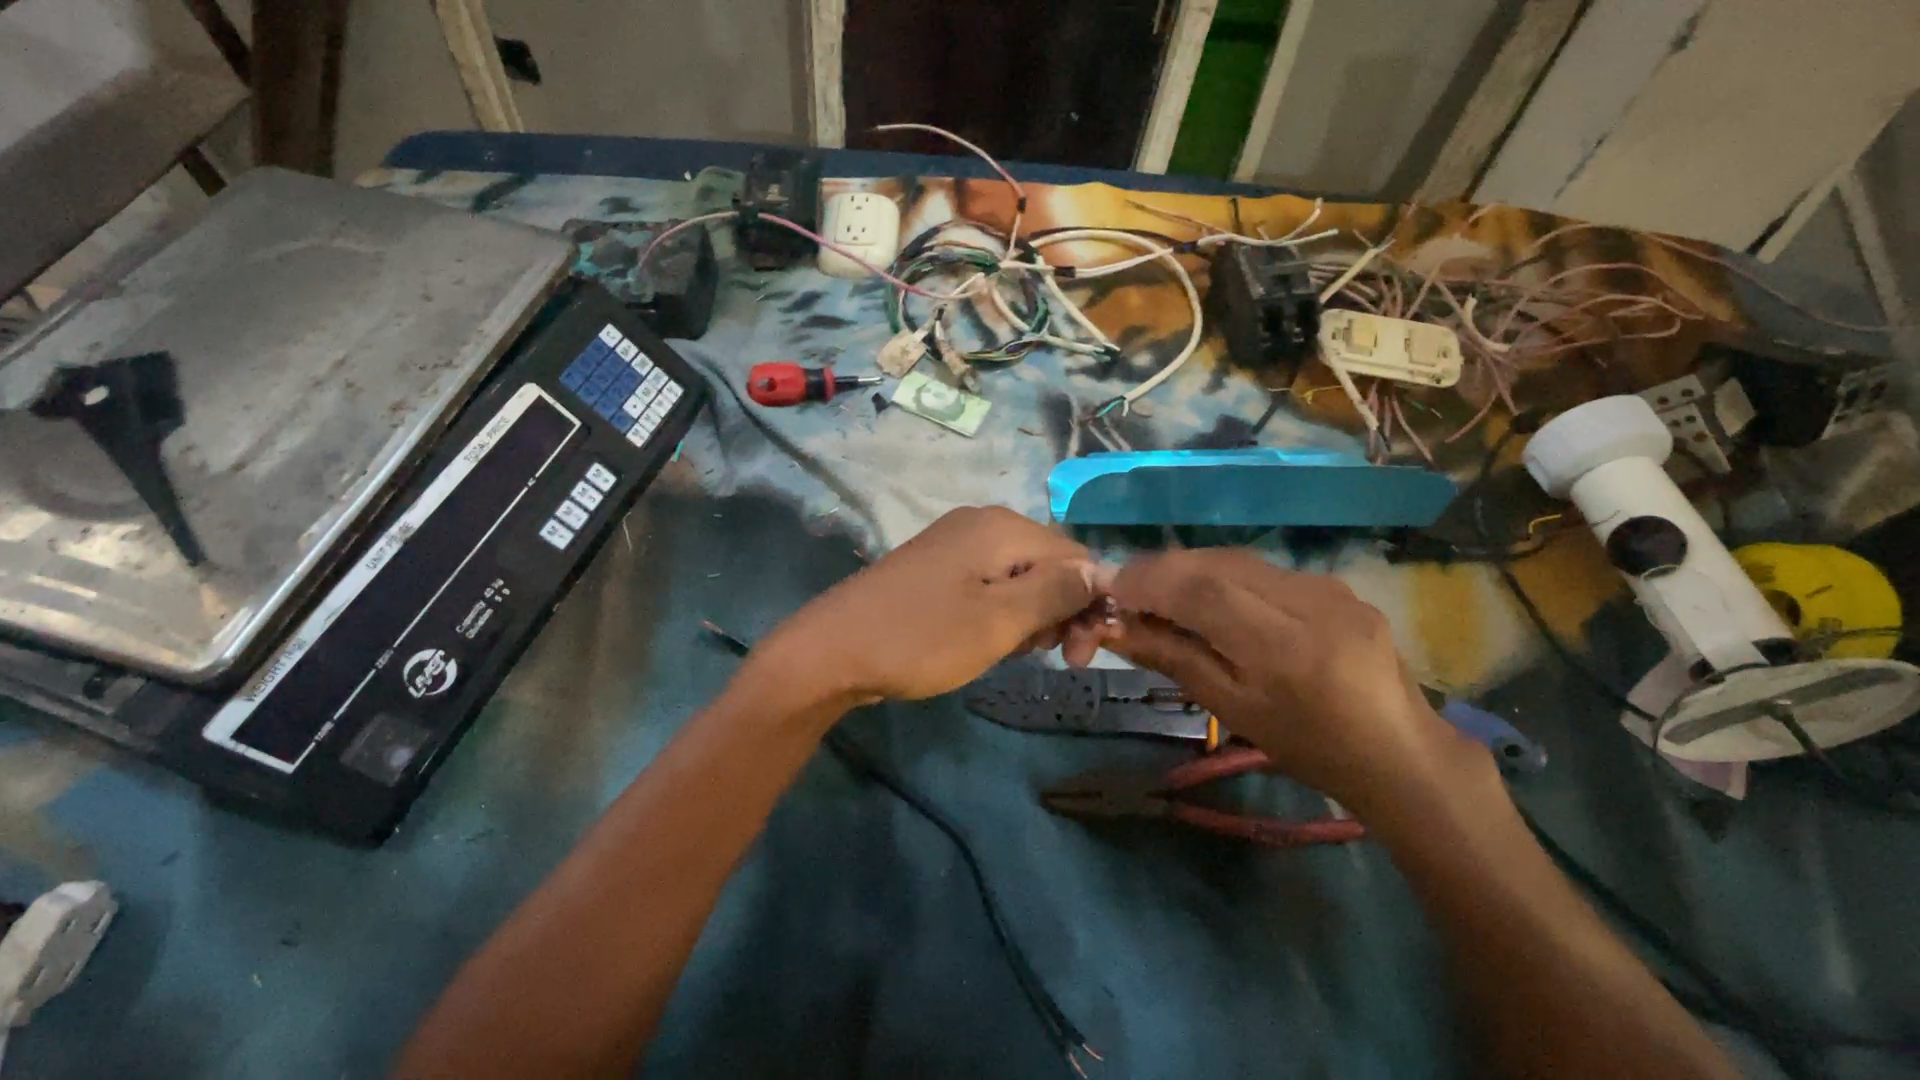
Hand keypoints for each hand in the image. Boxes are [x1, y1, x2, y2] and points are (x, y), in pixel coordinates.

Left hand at [755, 506, 1102, 705]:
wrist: (832, 652)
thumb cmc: (922, 639)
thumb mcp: (999, 622)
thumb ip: (1056, 592)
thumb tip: (1101, 570)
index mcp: (1002, 528)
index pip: (1075, 557)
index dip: (1089, 604)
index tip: (1078, 657)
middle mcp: (982, 523)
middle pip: (1049, 564)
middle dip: (1059, 611)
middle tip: (1050, 660)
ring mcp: (955, 544)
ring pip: (1020, 577)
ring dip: (1030, 617)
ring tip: (1013, 654)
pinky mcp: (937, 569)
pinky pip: (989, 585)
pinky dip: (1000, 614)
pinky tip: (988, 643)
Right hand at [1104, 550, 1476, 814]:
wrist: (1396, 751)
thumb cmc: (1307, 745)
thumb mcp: (1233, 708)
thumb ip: (1175, 658)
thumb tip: (1115, 627)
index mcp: (1282, 645)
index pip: (1201, 588)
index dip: (1148, 580)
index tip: (1111, 590)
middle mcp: (1308, 601)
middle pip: (1217, 563)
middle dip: (1164, 570)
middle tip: (1128, 590)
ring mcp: (1328, 587)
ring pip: (1240, 561)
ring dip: (1192, 570)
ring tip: (1162, 594)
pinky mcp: (1337, 585)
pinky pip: (1267, 571)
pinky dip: (1227, 578)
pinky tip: (1215, 601)